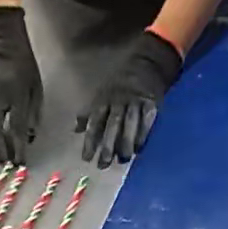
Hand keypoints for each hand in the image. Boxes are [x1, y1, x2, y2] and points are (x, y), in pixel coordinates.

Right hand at [0, 7, 42, 165]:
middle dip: (0, 148)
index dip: (18, 145)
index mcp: (15, 92)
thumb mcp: (36, 90)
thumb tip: (29, 138)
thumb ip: (33, 115)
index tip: (20, 161)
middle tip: (5, 163)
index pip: (16, 125)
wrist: (6, 45)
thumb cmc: (24, 69)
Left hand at [76, 30, 182, 168]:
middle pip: (113, 124)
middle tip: (103, 164)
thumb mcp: (100, 95)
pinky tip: (138, 149)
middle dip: (108, 145)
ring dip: (126, 143)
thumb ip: (88, 114)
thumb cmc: (118, 85)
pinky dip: (143, 135)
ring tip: (123, 159)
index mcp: (104, 100)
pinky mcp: (151, 102)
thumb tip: (76, 131)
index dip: (90, 141)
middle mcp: (119, 101)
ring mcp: (136, 101)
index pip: (95, 122)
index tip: (87, 158)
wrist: (146, 64)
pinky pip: (147, 120)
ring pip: (130, 124)